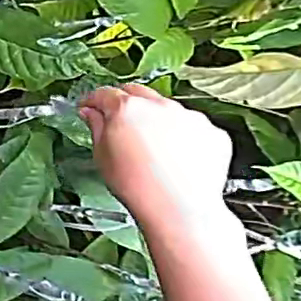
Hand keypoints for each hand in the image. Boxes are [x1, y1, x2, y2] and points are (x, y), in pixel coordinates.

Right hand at [79, 85, 233, 233]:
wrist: (178, 207)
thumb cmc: (137, 184)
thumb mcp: (101, 154)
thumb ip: (96, 126)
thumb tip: (92, 114)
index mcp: (128, 109)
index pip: (104, 93)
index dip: (91, 101)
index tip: (88, 108)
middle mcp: (161, 107)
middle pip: (137, 93)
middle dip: (123, 102)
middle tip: (114, 121)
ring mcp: (190, 118)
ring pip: (165, 108)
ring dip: (153, 119)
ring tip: (147, 146)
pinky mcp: (212, 133)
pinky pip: (190, 125)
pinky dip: (179, 134)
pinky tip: (171, 155)